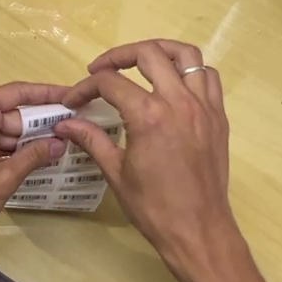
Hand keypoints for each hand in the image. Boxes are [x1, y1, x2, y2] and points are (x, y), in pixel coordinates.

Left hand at [0, 82, 71, 248]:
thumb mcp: (4, 177)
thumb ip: (34, 155)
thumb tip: (61, 143)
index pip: (18, 94)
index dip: (48, 95)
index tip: (72, 96)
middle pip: (11, 113)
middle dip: (40, 124)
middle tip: (73, 129)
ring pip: (3, 130)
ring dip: (27, 140)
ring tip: (61, 146)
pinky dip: (11, 150)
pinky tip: (36, 158)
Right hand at [55, 40, 243, 275]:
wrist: (198, 230)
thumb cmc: (153, 207)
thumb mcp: (116, 172)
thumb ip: (91, 139)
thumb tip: (63, 124)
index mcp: (148, 116)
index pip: (111, 83)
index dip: (86, 87)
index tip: (74, 101)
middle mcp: (178, 102)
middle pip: (148, 54)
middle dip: (119, 56)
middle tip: (101, 70)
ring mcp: (203, 107)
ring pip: (186, 55)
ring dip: (159, 51)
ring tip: (140, 61)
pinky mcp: (218, 117)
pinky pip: (208, 77)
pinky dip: (189, 70)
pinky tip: (172, 83)